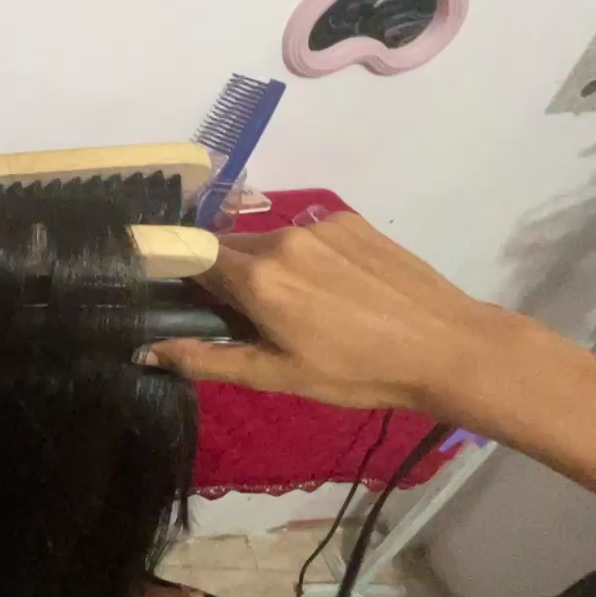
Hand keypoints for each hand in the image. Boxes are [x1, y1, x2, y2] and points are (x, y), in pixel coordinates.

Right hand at [139, 212, 523, 417]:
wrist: (451, 348)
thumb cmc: (355, 372)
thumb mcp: (272, 375)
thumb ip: (203, 359)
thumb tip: (144, 352)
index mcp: (257, 278)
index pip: (191, 256)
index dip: (181, 275)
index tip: (186, 300)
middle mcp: (281, 239)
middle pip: (227, 247)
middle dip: (225, 276)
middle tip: (249, 315)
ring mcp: (319, 225)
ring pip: (266, 240)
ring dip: (264, 266)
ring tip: (298, 304)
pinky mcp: (351, 221)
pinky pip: (304, 234)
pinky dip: (302, 256)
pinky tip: (333, 287)